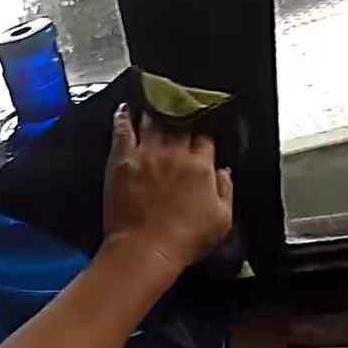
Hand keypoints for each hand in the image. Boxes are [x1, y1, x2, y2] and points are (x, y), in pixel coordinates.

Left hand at [102, 104, 233, 271]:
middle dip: (181, 111)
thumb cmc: (183, 240)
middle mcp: (174, 154)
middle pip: (180, 122)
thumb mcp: (221, 220)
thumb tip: (223, 171)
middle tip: (180, 103)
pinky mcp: (122, 161)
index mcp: (201, 166)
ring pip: (153, 120)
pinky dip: (124, 116)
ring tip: (155, 98)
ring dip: (155, 108)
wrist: (146, 249)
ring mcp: (146, 155)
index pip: (205, 135)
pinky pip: (123, 130)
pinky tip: (125, 108)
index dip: (204, 128)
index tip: (202, 125)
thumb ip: (226, 190)